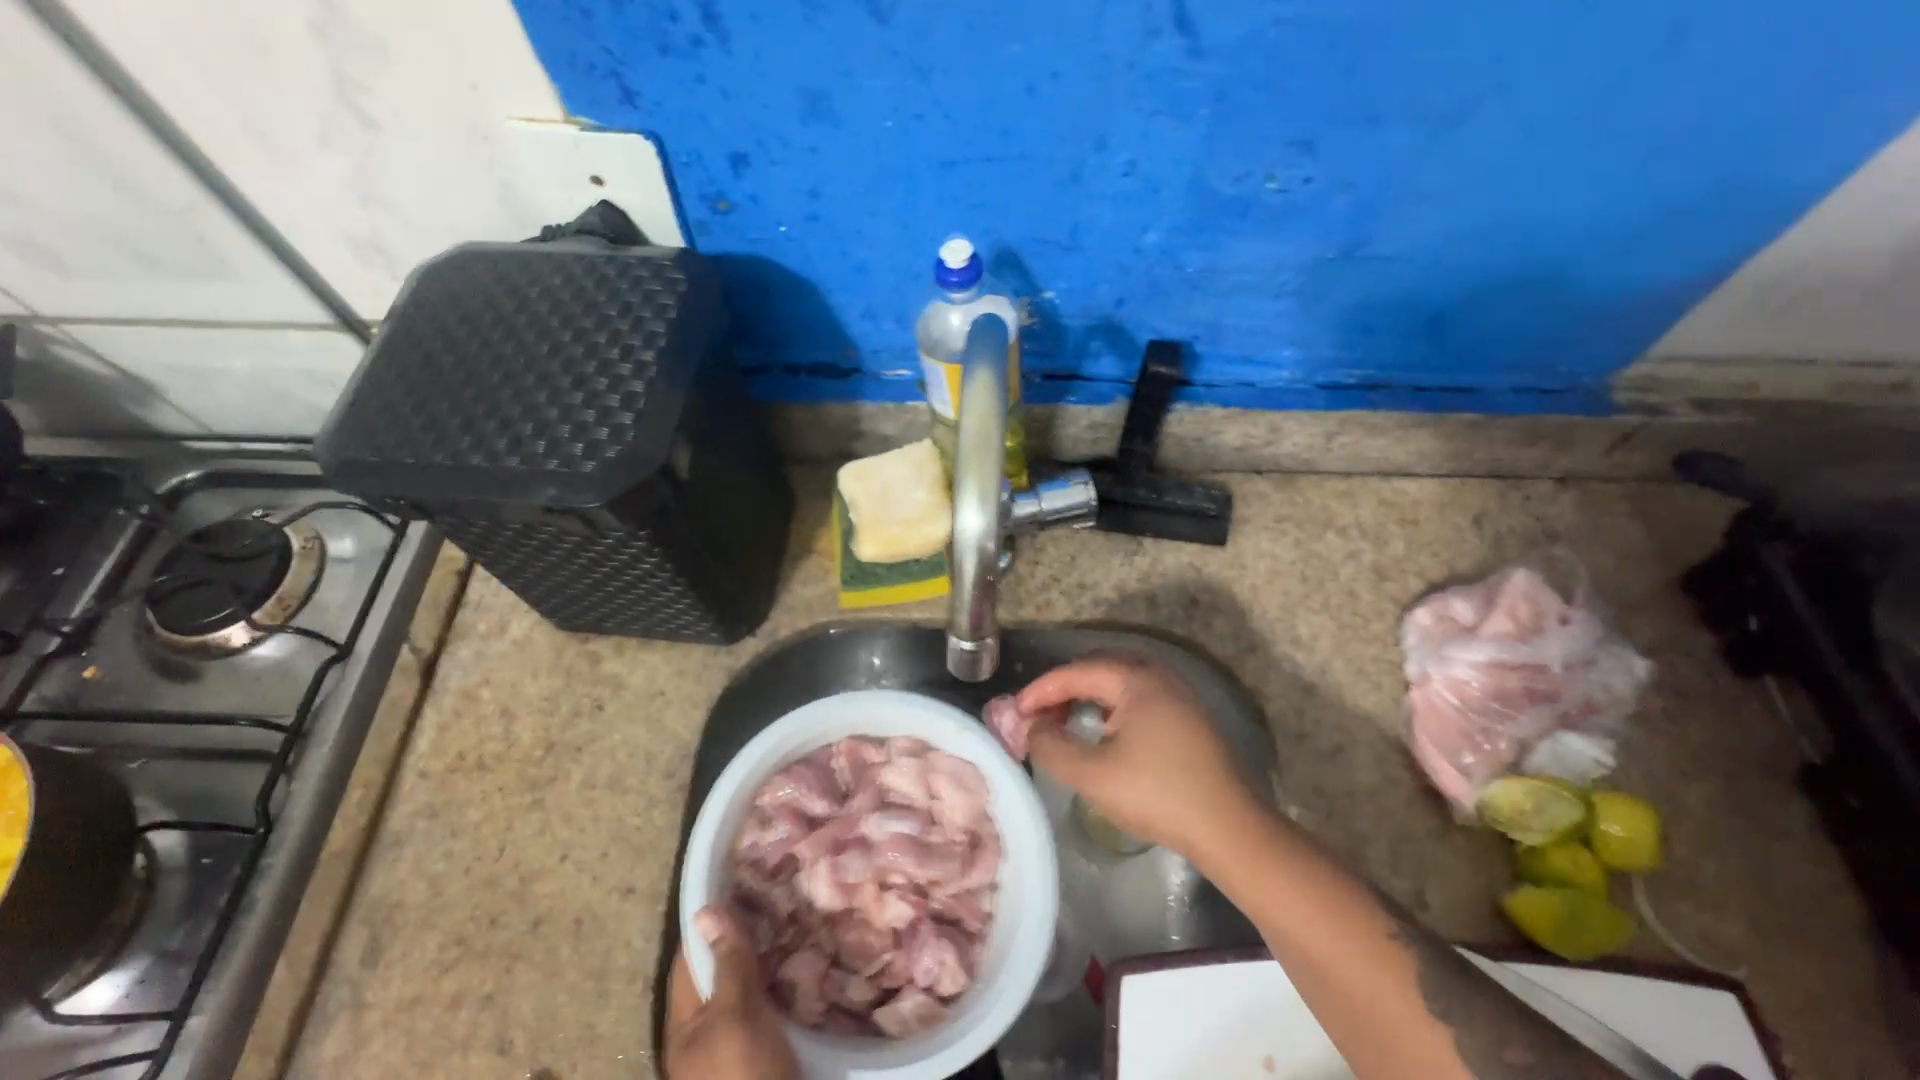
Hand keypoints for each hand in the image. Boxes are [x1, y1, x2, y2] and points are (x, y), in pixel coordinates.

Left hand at [664, 907, 799, 1079]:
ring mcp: (736, 1050)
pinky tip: (812, 975)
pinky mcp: (767, 1061)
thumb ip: (725, 966)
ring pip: (750, 995)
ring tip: (801, 929)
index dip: (712, 923)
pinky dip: (788, 992)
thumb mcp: (733, 1017)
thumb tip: (705, 910)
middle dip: (747, 943)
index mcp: (684, 1023)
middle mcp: (705, 1035)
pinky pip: (773, 1015)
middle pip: (722, 976)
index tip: (741, 885)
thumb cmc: (744, 1076)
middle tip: (781, 902)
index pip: (691, 958)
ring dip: (771, 966)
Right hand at [1020, 654, 1270, 858]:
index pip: (1076, 672)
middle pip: (1100, 668)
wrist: (1227, 826)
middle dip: (1063, 688)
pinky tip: (1103, 733)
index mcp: (1136, 680)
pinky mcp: (1189, 718)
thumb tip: (1031, 727)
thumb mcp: (1092, 774)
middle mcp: (1160, 677)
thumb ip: (1051, 746)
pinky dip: (1111, 707)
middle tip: (1038, 715)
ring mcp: (1179, 696)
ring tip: (1064, 722)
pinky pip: (1139, 697)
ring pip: (1121, 683)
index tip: (1015, 713)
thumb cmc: (1156, 794)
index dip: (1041, 690)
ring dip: (1088, 696)